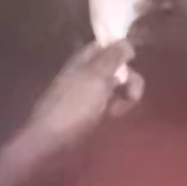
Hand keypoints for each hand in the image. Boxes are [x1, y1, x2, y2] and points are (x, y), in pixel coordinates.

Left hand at [8, 41, 138, 162]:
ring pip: (115, 87)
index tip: (134, 58)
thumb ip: (112, 57)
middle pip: (114, 67)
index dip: (120, 48)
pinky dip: (118, 107)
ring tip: (124, 107)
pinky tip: (117, 115)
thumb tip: (126, 42)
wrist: (52, 143)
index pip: (104, 45)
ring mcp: (89, 95)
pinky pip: (111, 104)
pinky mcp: (92, 114)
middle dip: (128, 76)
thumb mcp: (96, 77)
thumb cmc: (74, 106)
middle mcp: (86, 74)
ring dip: (125, 93)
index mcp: (83, 61)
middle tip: (133, 92)